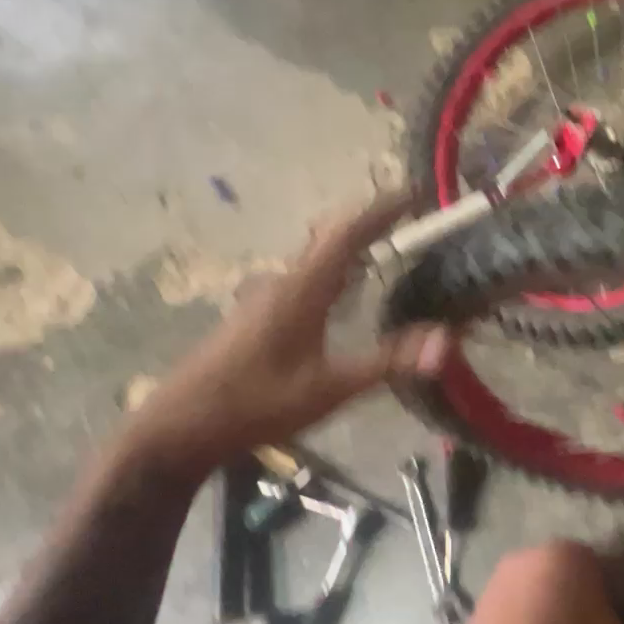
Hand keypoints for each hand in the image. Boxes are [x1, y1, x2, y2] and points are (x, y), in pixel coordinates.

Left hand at [115, 193, 449, 481]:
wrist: (176, 431)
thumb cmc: (254, 405)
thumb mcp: (329, 388)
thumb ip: (389, 362)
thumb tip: (448, 342)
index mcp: (301, 290)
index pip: (346, 234)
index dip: (382, 209)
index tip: (416, 192)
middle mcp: (283, 284)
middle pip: (331, 238)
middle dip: (372, 223)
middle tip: (412, 218)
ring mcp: (266, 299)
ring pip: (317, 258)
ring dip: (353, 246)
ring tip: (391, 246)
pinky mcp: (258, 317)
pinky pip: (308, 277)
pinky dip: (337, 269)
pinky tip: (349, 292)